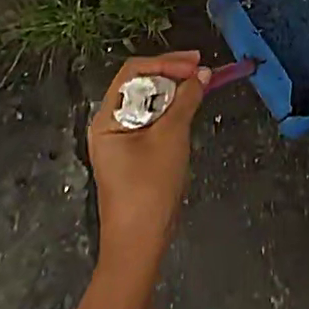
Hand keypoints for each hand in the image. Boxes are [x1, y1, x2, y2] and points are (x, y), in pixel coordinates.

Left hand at [87, 51, 210, 259]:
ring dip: (173, 92)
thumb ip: (186, 100)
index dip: (166, 62)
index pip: (133, 72)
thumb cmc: (149, 189)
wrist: (139, 246)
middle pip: (139, 84)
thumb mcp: (171, 138)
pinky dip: (170, 111)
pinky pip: (150, 120)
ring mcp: (119, 139)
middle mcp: (108, 123)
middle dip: (171, 74)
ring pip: (147, 102)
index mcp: (107, 116)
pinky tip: (187, 111)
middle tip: (200, 71)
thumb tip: (202, 74)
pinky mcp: (132, 154)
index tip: (195, 62)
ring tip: (198, 87)